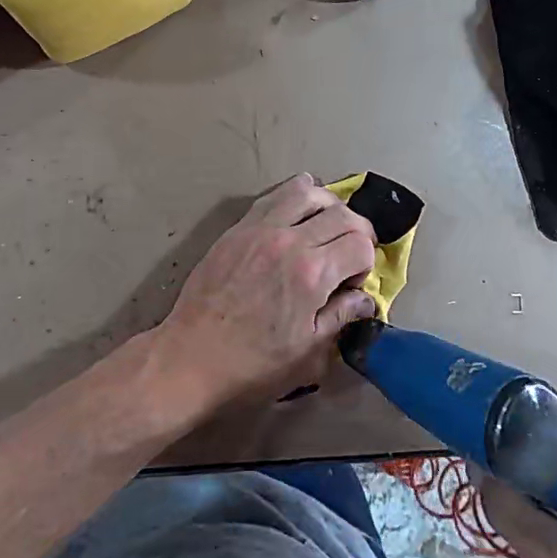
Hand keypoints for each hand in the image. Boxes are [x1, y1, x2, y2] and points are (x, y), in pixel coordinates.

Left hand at [156, 174, 377, 405]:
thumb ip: (341, 317)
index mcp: (312, 274)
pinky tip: (298, 213)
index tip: (353, 283)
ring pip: (308, 192)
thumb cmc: (252, 365)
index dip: (366, 263)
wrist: (190, 360)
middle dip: (358, 231)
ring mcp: (260, 229)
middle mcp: (290, 241)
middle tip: (351, 254)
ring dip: (328, 205)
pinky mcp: (238, 229)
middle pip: (342, 214)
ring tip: (327, 226)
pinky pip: (273, 196)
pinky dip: (294, 197)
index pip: (361, 245)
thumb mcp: (308, 353)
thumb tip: (365, 299)